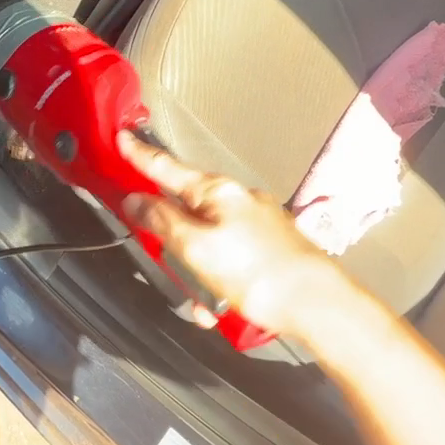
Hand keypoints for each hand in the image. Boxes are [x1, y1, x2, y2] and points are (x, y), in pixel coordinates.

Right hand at [118, 131, 358, 341]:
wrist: (323, 306)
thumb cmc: (257, 274)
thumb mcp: (196, 249)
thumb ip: (160, 221)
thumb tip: (134, 199)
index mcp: (216, 192)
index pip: (166, 168)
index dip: (140, 155)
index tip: (120, 137)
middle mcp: (237, 198)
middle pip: (186, 208)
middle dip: (173, 241)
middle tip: (169, 266)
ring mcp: (258, 220)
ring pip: (208, 238)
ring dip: (198, 270)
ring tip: (205, 304)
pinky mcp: (273, 244)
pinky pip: (231, 254)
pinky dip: (221, 278)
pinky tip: (225, 306)